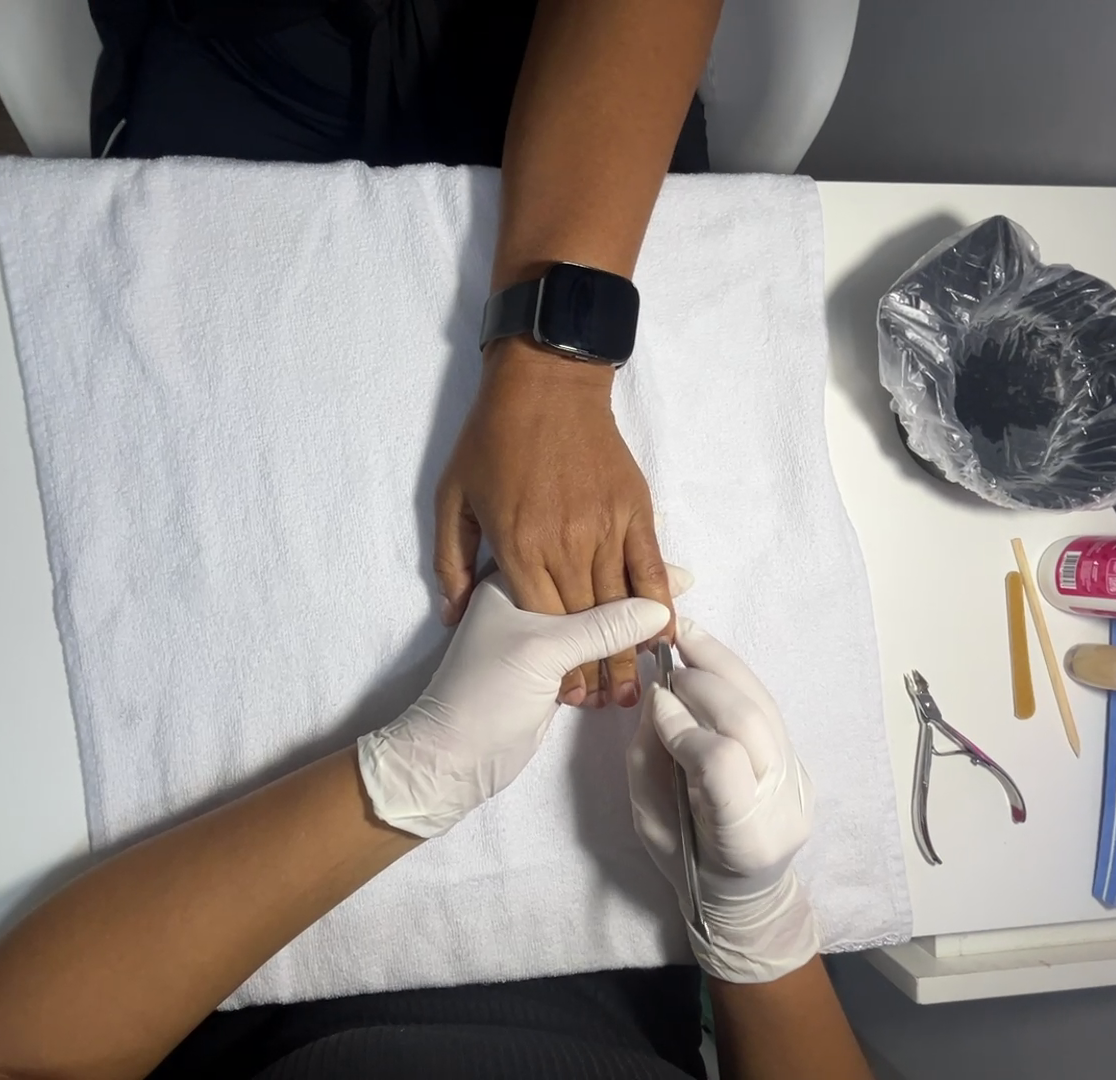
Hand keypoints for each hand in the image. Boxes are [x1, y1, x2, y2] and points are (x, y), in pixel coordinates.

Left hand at [359, 575, 671, 838]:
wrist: (454, 755)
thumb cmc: (487, 691)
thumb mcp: (544, 651)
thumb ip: (601, 626)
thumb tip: (658, 611)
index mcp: (514, 580)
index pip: (579, 557)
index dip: (626, 560)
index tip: (671, 567)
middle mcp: (527, 600)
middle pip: (594, 586)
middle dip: (638, 592)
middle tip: (686, 587)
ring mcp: (538, 634)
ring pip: (595, 619)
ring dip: (632, 624)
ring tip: (673, 622)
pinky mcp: (548, 667)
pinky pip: (591, 649)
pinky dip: (618, 651)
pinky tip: (647, 648)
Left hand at [434, 339, 671, 710]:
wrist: (545, 384)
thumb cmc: (491, 441)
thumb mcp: (451, 498)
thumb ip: (451, 561)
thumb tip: (450, 614)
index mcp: (518, 546)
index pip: (544, 621)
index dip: (560, 664)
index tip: (571, 696)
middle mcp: (564, 544)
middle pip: (585, 622)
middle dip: (599, 670)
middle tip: (609, 706)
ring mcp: (604, 527)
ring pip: (620, 602)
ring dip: (629, 649)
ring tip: (637, 687)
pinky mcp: (634, 510)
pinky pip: (650, 565)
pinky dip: (659, 602)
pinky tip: (664, 633)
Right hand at [627, 619, 819, 982]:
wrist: (746, 891)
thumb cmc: (686, 863)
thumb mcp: (648, 821)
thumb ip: (649, 759)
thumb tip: (656, 695)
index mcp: (744, 837)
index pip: (722, 762)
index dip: (683, 724)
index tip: (653, 698)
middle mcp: (784, 804)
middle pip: (750, 721)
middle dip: (701, 682)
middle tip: (664, 662)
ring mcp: (799, 779)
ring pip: (764, 703)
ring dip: (720, 662)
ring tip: (684, 634)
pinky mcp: (799, 757)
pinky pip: (766, 703)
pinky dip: (731, 671)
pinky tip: (703, 651)